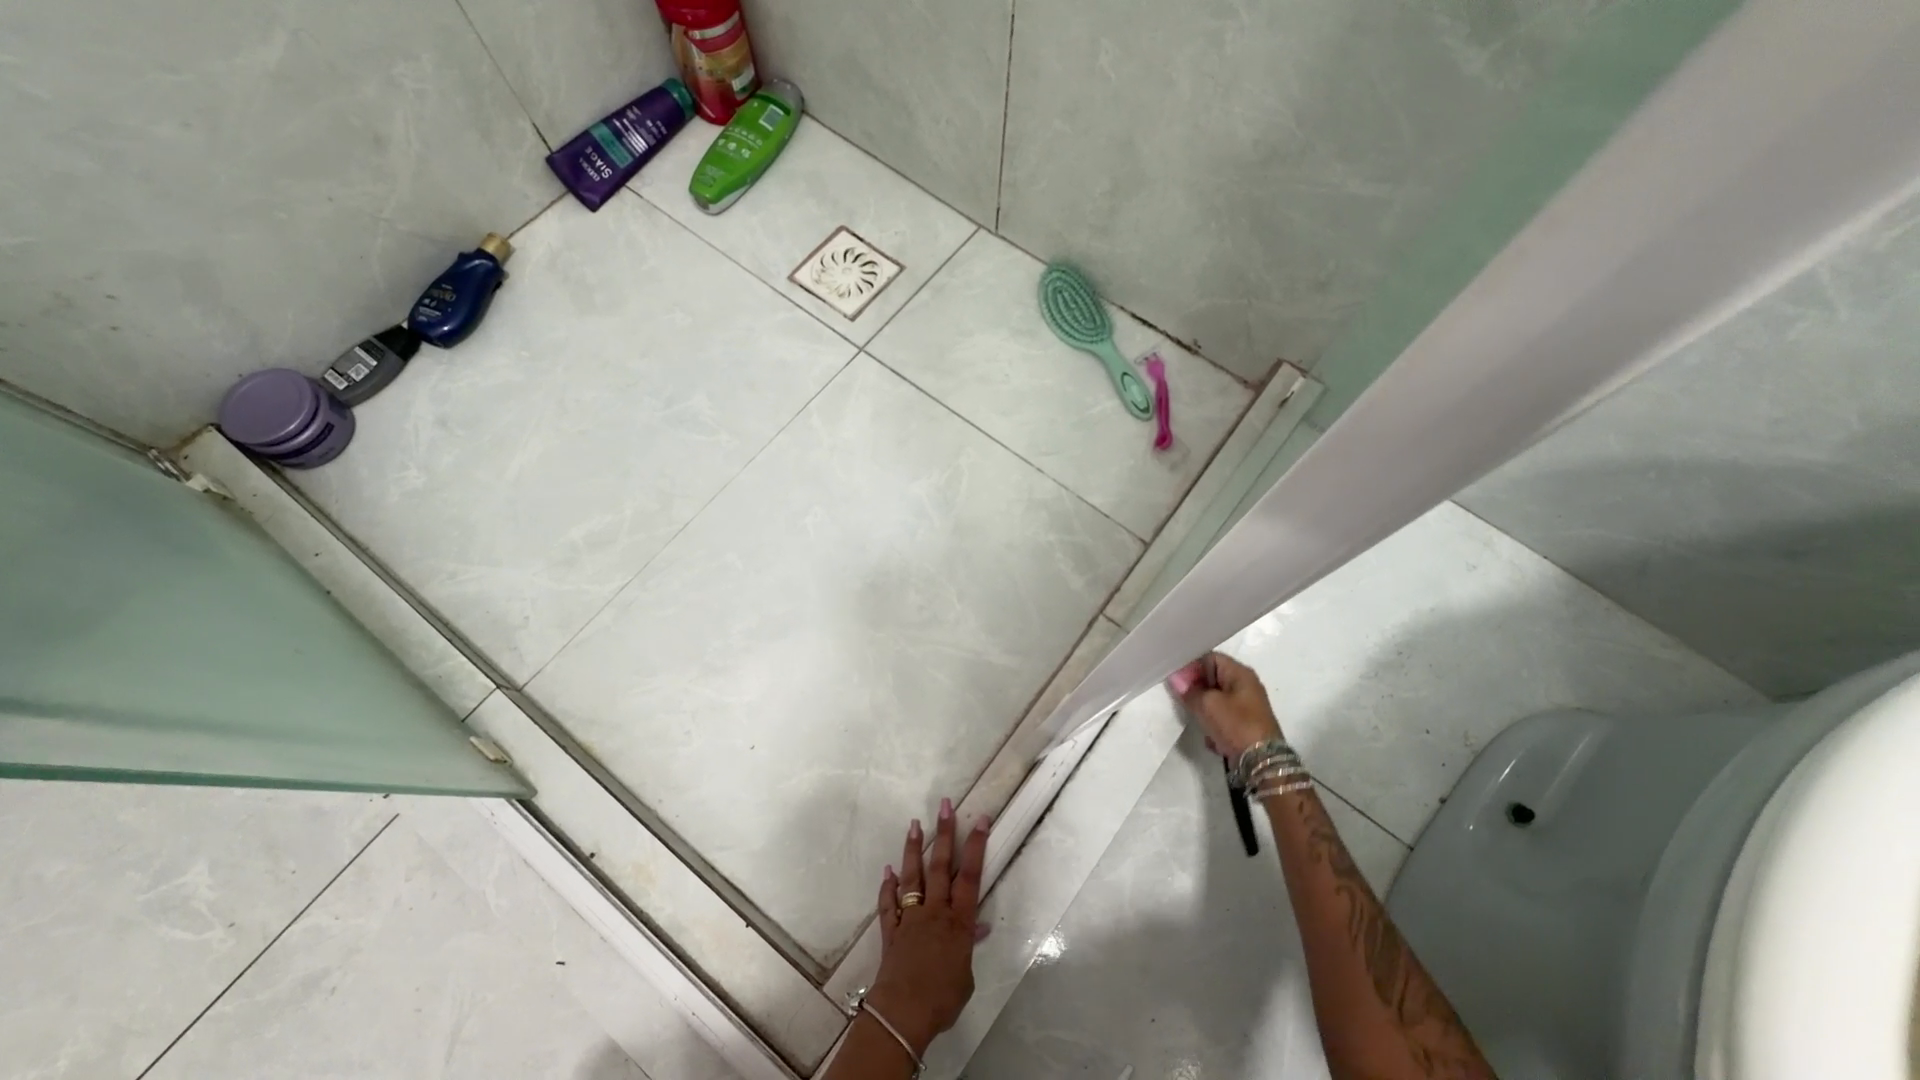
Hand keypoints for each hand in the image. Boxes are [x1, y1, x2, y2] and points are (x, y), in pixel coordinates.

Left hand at [869, 799, 989, 1053]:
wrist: (902, 1014)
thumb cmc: (942, 999)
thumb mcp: (965, 976)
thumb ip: (968, 947)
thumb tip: (977, 928)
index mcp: (958, 922)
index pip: (971, 876)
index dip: (976, 846)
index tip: (980, 819)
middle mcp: (934, 912)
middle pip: (941, 866)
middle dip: (944, 834)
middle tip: (945, 805)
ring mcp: (910, 918)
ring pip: (913, 877)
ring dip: (913, 850)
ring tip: (915, 824)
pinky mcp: (891, 931)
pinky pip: (889, 903)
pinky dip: (888, 886)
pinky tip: (888, 871)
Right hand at [1174, 651, 1283, 759]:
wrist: (1262, 762)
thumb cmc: (1236, 725)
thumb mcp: (1207, 705)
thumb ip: (1189, 690)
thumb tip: (1175, 678)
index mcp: (1240, 673)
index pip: (1210, 658)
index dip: (1191, 665)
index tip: (1174, 677)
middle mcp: (1245, 686)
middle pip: (1212, 680)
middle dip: (1196, 690)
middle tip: (1182, 700)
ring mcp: (1246, 707)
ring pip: (1215, 701)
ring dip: (1204, 711)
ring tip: (1198, 722)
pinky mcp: (1245, 725)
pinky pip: (1222, 719)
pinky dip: (1214, 727)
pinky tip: (1212, 739)